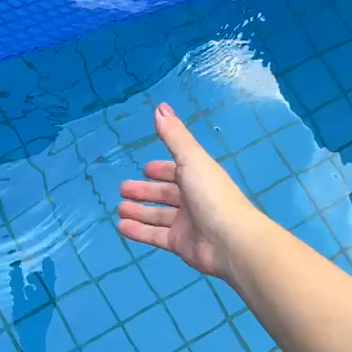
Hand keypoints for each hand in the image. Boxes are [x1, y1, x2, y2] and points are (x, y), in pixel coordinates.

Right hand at [116, 102, 270, 278]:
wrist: (231, 240)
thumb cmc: (212, 195)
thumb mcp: (192, 159)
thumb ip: (174, 136)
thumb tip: (160, 107)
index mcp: (198, 176)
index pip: (176, 171)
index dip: (161, 169)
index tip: (144, 169)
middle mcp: (193, 199)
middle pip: (165, 193)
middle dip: (144, 191)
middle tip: (123, 189)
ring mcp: (187, 223)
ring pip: (158, 215)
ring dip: (139, 211)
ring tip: (120, 209)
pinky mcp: (180, 243)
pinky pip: (155, 235)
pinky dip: (139, 231)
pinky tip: (122, 227)